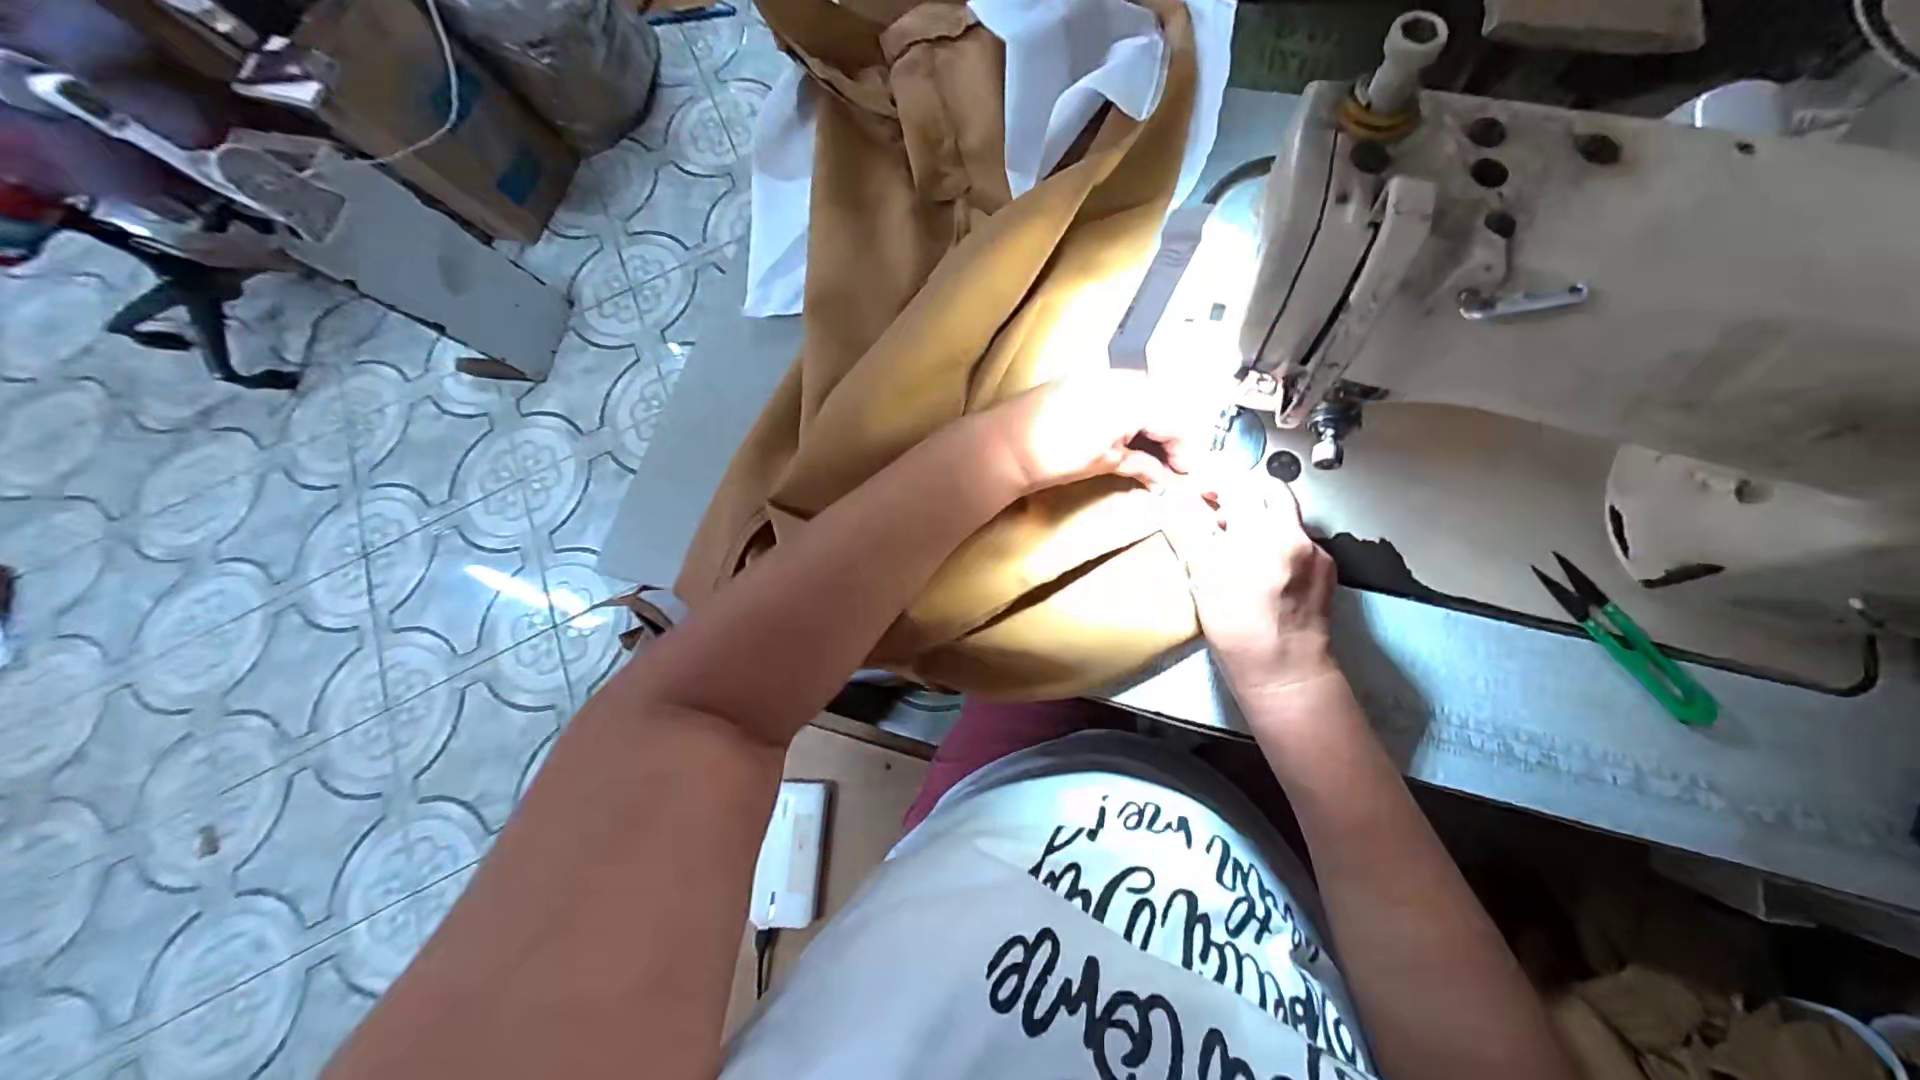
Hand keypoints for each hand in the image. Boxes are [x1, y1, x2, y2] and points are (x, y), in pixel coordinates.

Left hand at [970, 371, 1213, 494]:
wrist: (1004, 444)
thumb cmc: (1054, 456)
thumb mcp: (1104, 462)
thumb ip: (1140, 464)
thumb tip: (1162, 478)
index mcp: (1132, 398)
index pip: (1177, 419)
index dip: (1184, 449)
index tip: (1183, 472)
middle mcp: (1121, 378)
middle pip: (1165, 402)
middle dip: (1171, 434)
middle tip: (1170, 463)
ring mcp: (1101, 375)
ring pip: (1145, 394)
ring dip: (1152, 423)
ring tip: (1148, 452)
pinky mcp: (1083, 379)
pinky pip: (1122, 390)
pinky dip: (1132, 413)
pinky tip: (1126, 435)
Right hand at [1162, 473, 1340, 694]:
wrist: (1287, 673)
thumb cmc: (1239, 630)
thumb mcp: (1202, 578)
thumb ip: (1188, 530)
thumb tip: (1171, 499)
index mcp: (1265, 533)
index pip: (1239, 483)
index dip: (1214, 482)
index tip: (1199, 493)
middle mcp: (1296, 535)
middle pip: (1270, 491)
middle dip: (1242, 494)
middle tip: (1218, 511)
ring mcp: (1316, 552)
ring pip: (1284, 517)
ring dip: (1258, 519)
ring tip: (1235, 544)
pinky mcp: (1326, 570)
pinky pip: (1297, 541)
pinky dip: (1275, 542)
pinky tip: (1260, 568)